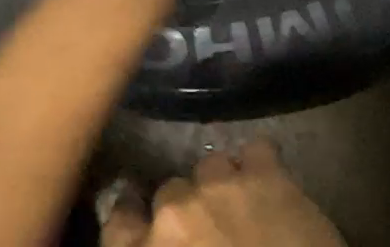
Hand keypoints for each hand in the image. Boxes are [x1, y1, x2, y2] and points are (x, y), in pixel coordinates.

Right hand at [100, 140, 346, 245]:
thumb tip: (167, 244)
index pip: (118, 223)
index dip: (131, 217)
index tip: (141, 218)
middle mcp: (172, 214)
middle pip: (170, 192)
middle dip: (188, 208)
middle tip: (211, 232)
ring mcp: (219, 189)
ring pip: (212, 165)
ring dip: (223, 186)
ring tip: (243, 207)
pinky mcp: (266, 177)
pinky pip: (257, 151)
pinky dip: (262, 166)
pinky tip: (272, 186)